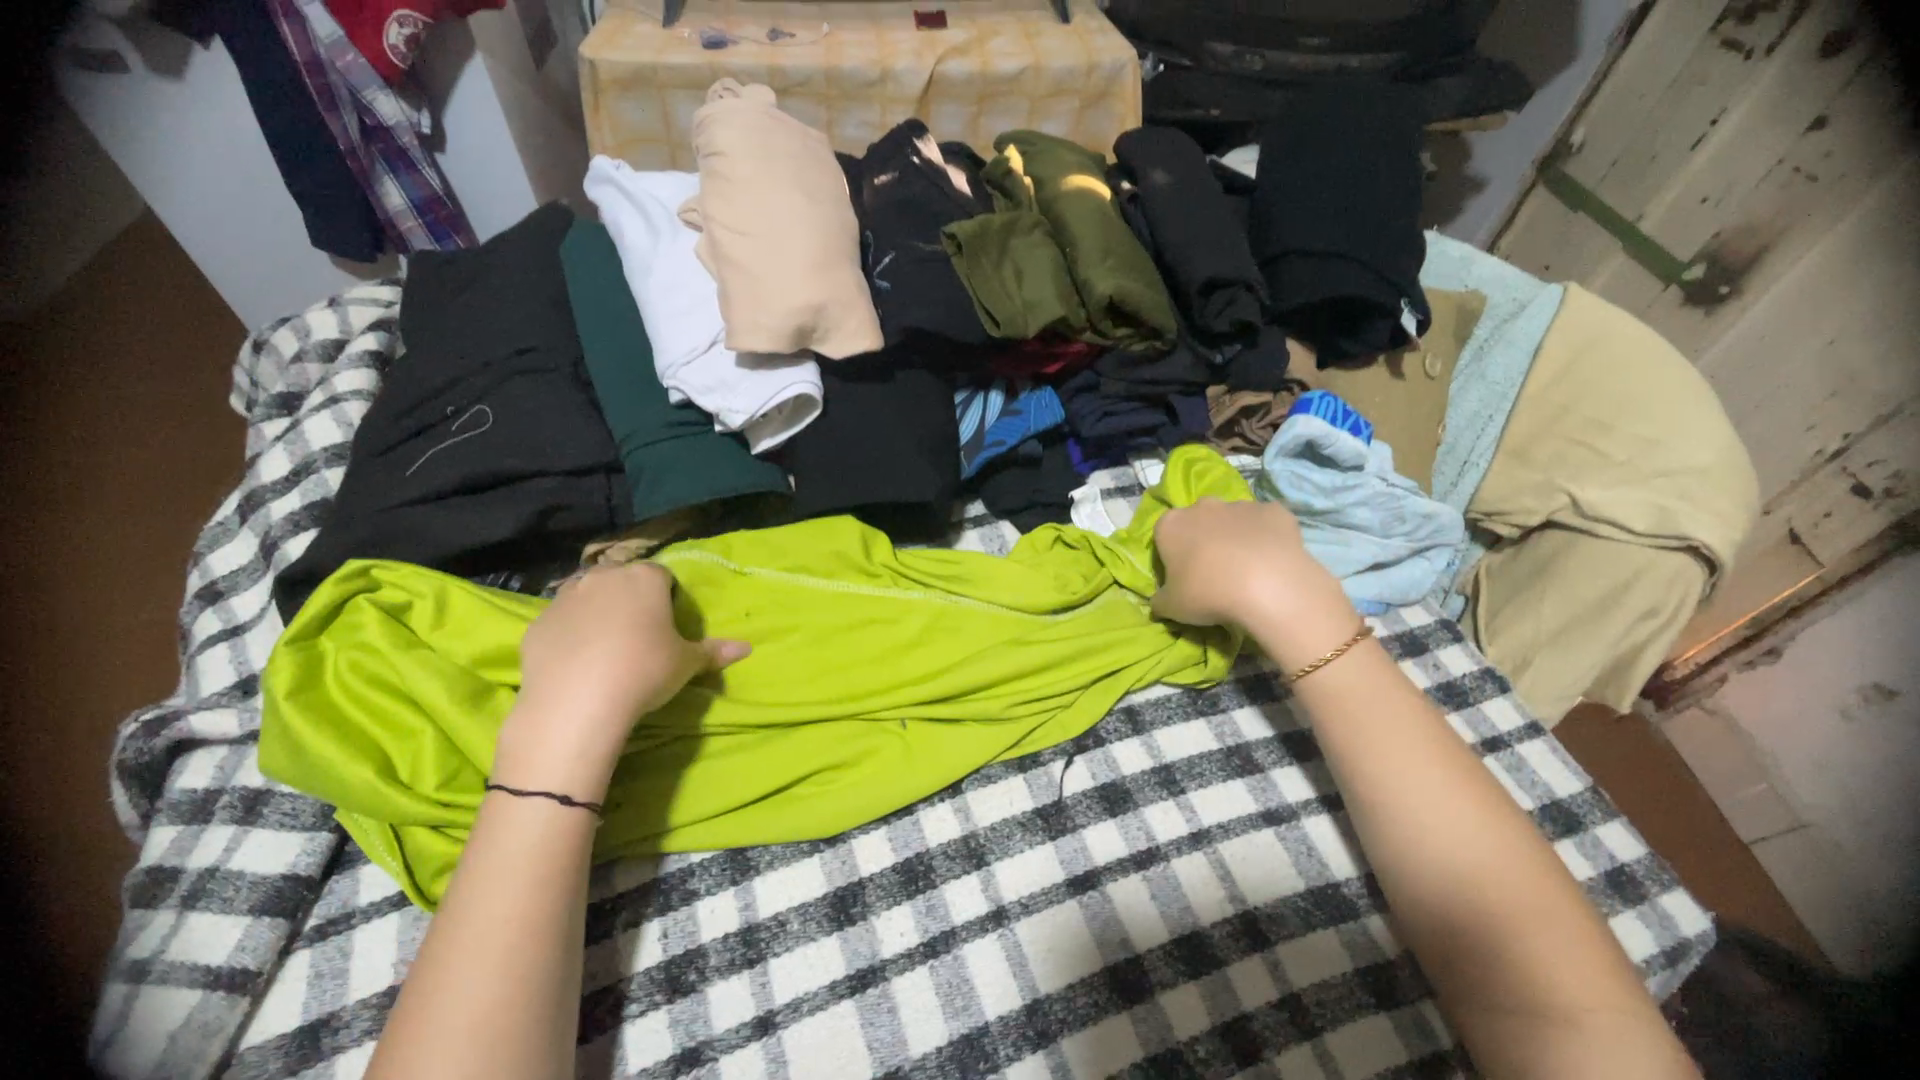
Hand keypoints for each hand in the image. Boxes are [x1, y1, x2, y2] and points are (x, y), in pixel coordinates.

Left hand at [492, 563, 748, 801]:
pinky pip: (559, 623)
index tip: (667, 626)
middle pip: (621, 580)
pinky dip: (568, 636)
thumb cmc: (645, 671)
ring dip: (596, 613)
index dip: (666, 599)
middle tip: (638, 636)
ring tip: (605, 648)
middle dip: (628, 600)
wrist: (578, 701)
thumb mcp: (687, 664)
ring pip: (586, 596)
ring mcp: (564, 597)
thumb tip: (746, 648)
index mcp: (644, 578)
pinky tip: (576, 663)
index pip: (662, 576)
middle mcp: (603, 577)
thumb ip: (714, 652)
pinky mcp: (536, 623)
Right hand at [1152, 498, 1358, 669]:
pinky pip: (1267, 523)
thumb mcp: (1172, 607)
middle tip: (1215, 571)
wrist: (1268, 587)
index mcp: (1171, 525)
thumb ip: (1160, 600)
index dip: (1173, 555)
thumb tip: (1159, 601)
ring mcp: (1241, 505)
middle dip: (1204, 539)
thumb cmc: (1208, 594)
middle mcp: (1203, 506)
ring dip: (1236, 537)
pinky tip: (1273, 561)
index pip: (1164, 535)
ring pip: (1234, 519)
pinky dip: (1268, 537)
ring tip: (1248, 569)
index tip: (1183, 576)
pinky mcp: (1274, 511)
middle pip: (1199, 520)